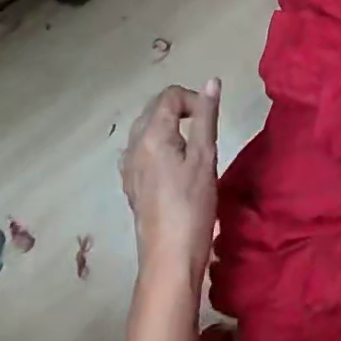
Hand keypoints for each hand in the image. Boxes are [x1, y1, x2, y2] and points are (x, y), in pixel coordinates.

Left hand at [122, 79, 221, 288]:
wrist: (170, 257)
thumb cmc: (192, 204)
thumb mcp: (206, 156)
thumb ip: (207, 117)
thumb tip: (212, 82)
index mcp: (151, 135)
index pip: (170, 96)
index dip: (194, 99)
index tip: (211, 121)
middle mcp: (133, 146)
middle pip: (155, 108)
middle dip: (182, 109)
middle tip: (206, 130)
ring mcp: (129, 167)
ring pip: (147, 129)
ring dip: (170, 126)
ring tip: (193, 147)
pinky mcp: (132, 184)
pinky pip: (143, 150)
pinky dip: (161, 145)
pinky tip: (176, 166)